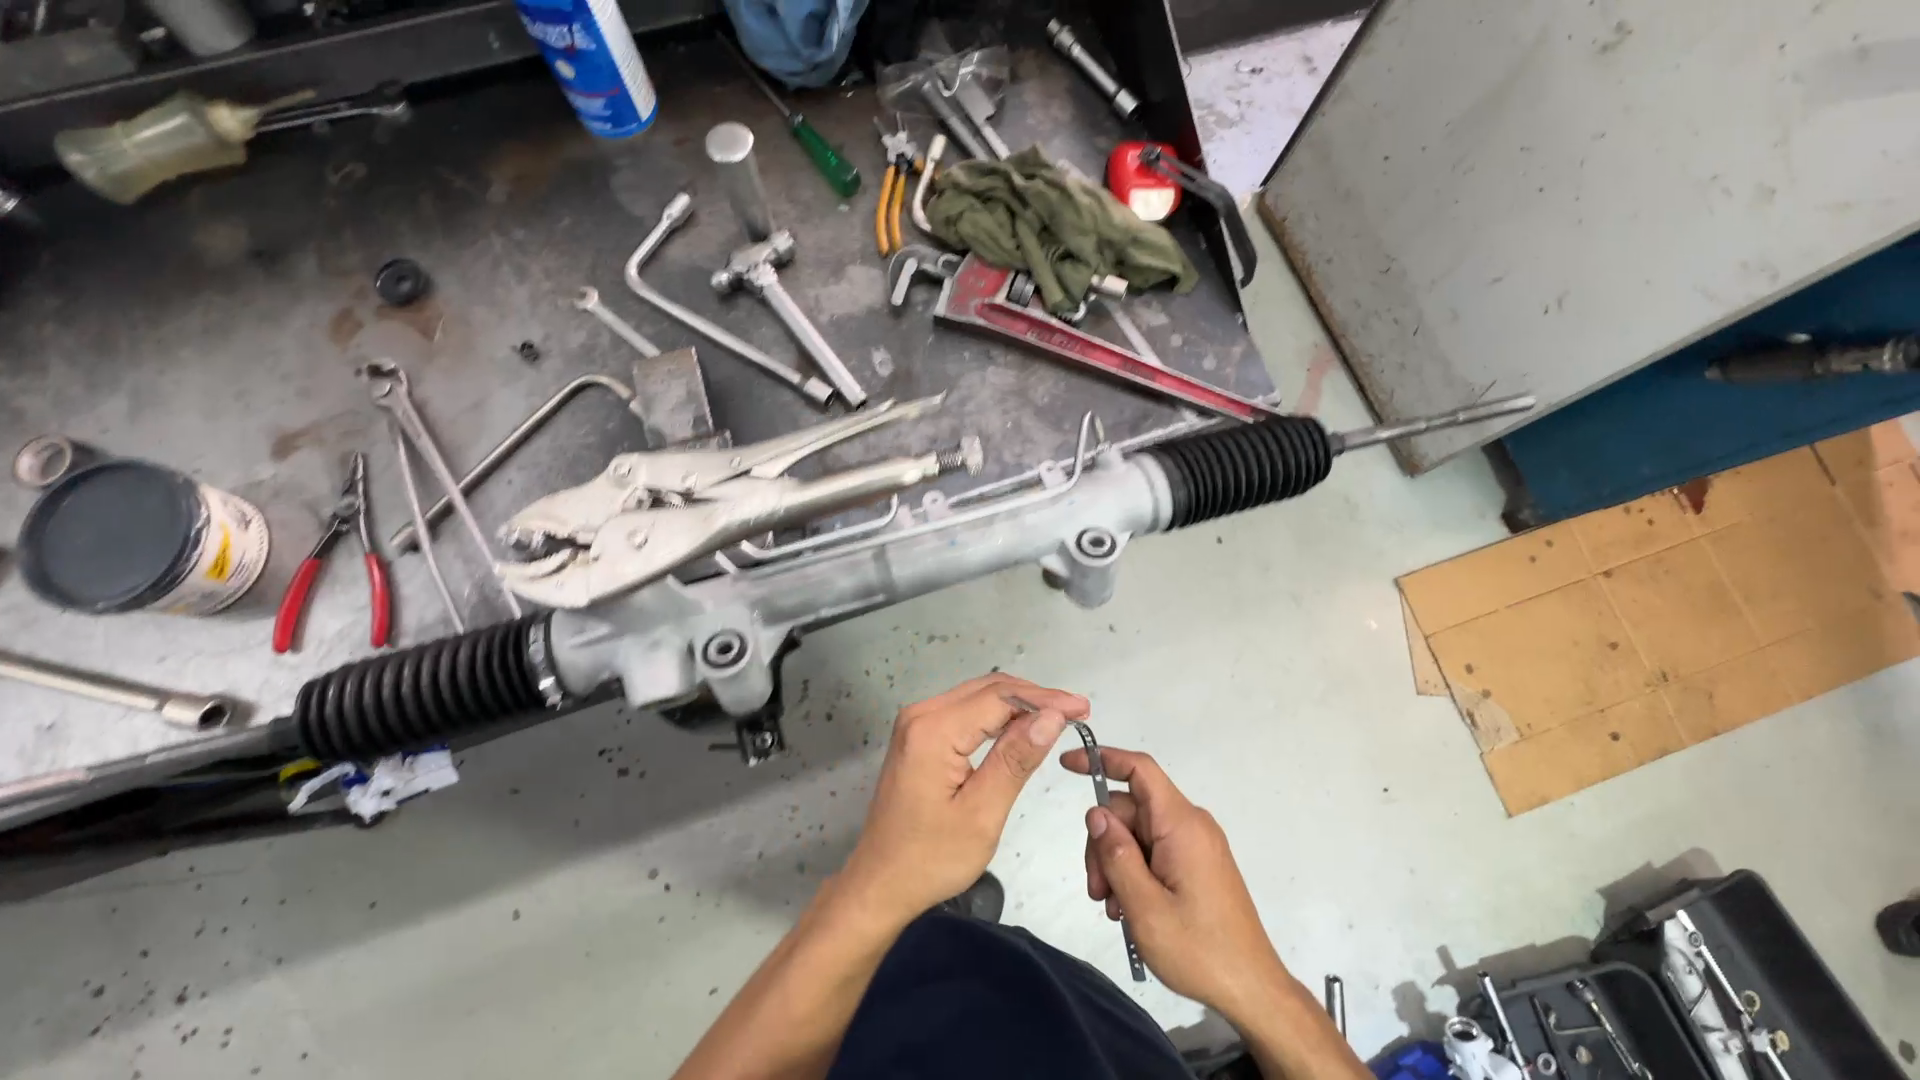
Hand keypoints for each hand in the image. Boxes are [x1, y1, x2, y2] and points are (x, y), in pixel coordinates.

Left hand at [841, 674, 1089, 926]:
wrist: (880, 883)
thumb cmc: (931, 858)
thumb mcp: (982, 813)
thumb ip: (1015, 760)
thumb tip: (1051, 717)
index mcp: (934, 731)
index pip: (1000, 698)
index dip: (1045, 699)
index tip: (1083, 709)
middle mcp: (920, 715)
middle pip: (988, 689)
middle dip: (1035, 697)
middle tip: (1077, 713)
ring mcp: (916, 724)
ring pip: (977, 697)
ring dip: (1018, 704)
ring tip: (1059, 719)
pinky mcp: (917, 737)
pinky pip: (964, 712)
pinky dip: (997, 716)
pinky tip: (1022, 730)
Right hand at [1062, 746, 1288, 1022]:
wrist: (1252, 990)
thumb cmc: (1198, 949)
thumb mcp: (1144, 905)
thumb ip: (1116, 854)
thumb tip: (1096, 813)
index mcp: (1181, 825)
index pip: (1140, 770)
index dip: (1102, 758)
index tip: (1066, 764)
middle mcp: (1190, 825)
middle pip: (1129, 810)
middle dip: (1103, 843)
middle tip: (1096, 891)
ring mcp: (1195, 845)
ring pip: (1137, 834)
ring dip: (1116, 865)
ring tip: (1114, 909)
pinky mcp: (1197, 865)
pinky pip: (1153, 852)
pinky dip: (1134, 873)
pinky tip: (1128, 908)